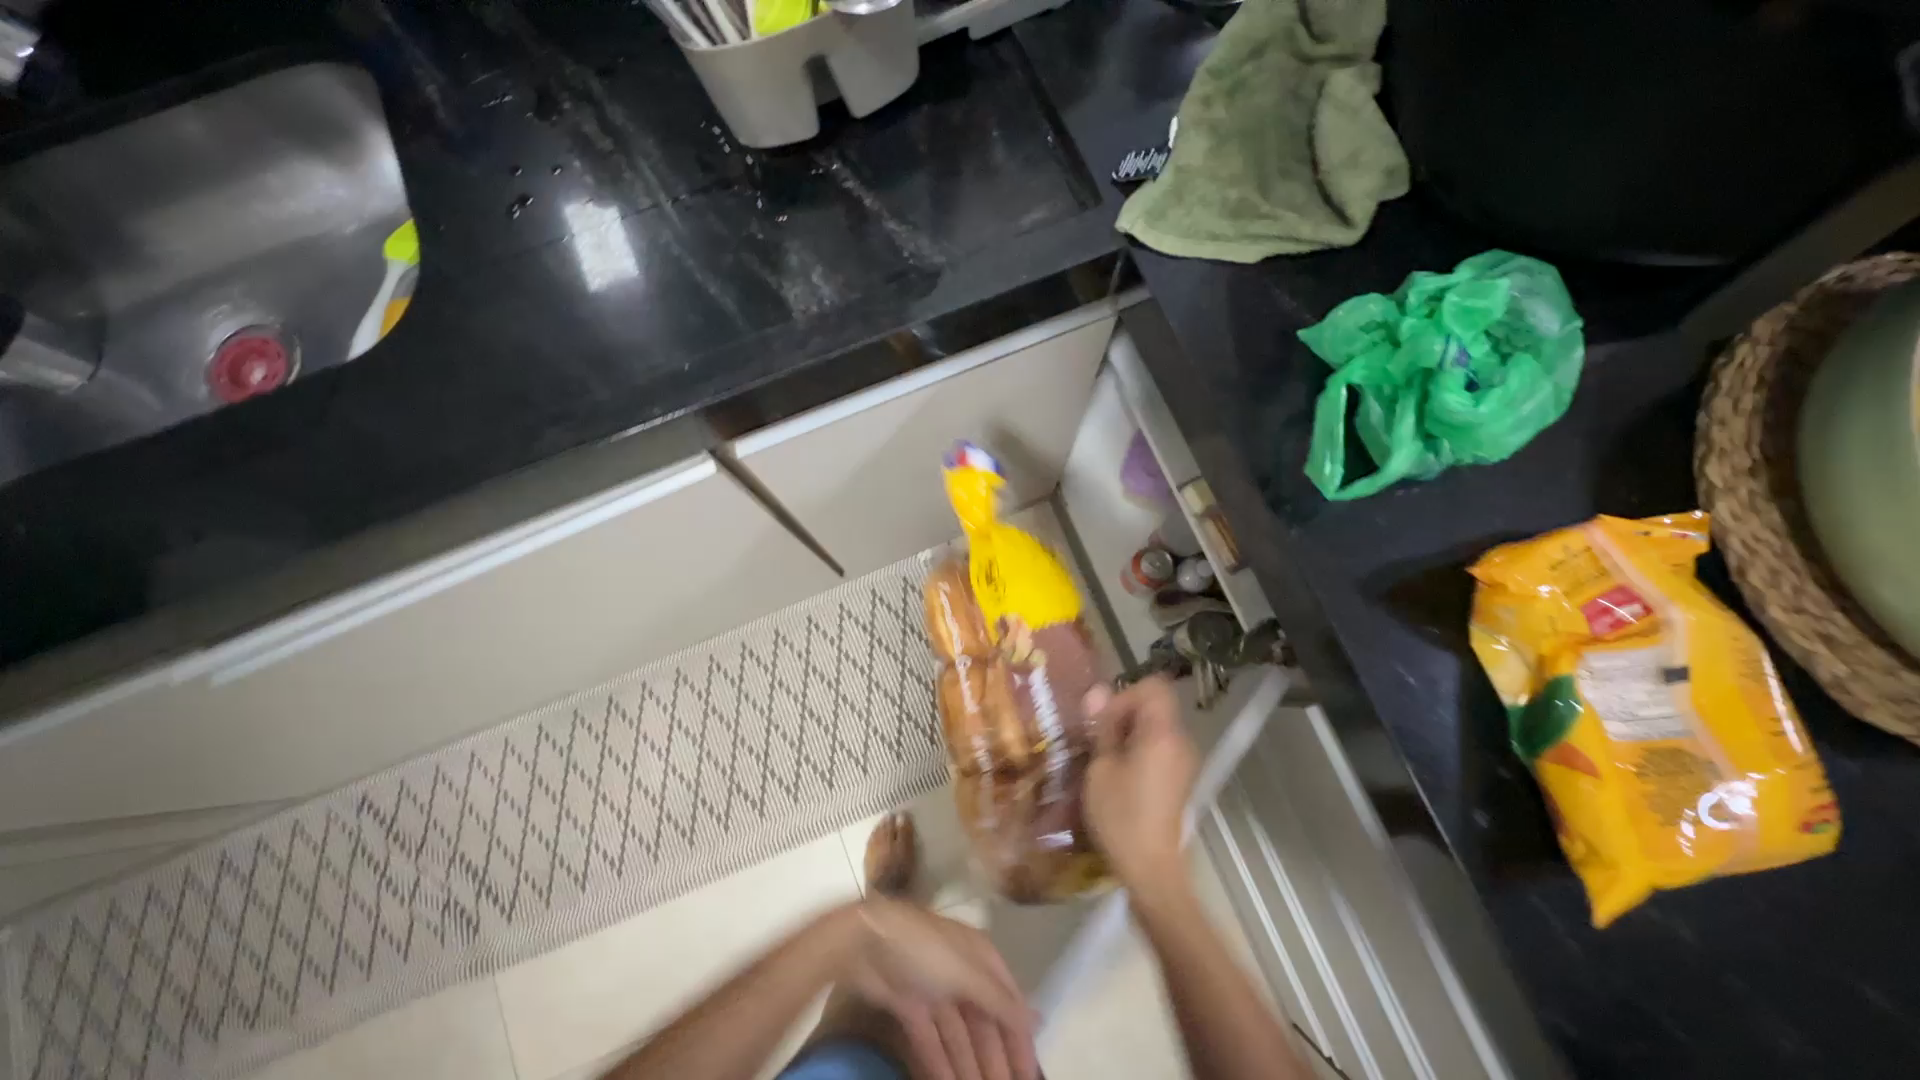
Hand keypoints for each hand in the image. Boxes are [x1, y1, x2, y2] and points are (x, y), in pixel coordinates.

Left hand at [840, 900, 1037, 1079]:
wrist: (867, 942)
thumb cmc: (926, 950)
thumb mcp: (968, 973)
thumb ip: (1001, 1001)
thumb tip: (1038, 1020)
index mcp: (982, 959)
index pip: (1009, 1003)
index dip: (1019, 1040)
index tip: (1028, 1075)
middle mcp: (962, 973)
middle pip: (984, 1024)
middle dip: (994, 1060)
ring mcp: (934, 990)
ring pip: (958, 1036)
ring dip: (969, 1067)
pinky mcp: (910, 1005)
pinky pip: (932, 1040)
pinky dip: (940, 1063)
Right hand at [1083, 676, 1198, 887]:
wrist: (1151, 867)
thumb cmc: (1121, 815)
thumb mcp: (1101, 768)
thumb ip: (1103, 727)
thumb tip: (1097, 691)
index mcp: (1163, 733)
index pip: (1152, 686)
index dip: (1125, 694)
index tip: (1103, 721)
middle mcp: (1181, 741)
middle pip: (1155, 706)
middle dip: (1124, 715)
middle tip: (1097, 741)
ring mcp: (1185, 761)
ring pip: (1156, 728)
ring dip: (1130, 735)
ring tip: (1104, 760)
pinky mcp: (1181, 779)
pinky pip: (1160, 749)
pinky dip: (1140, 752)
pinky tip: (1120, 777)